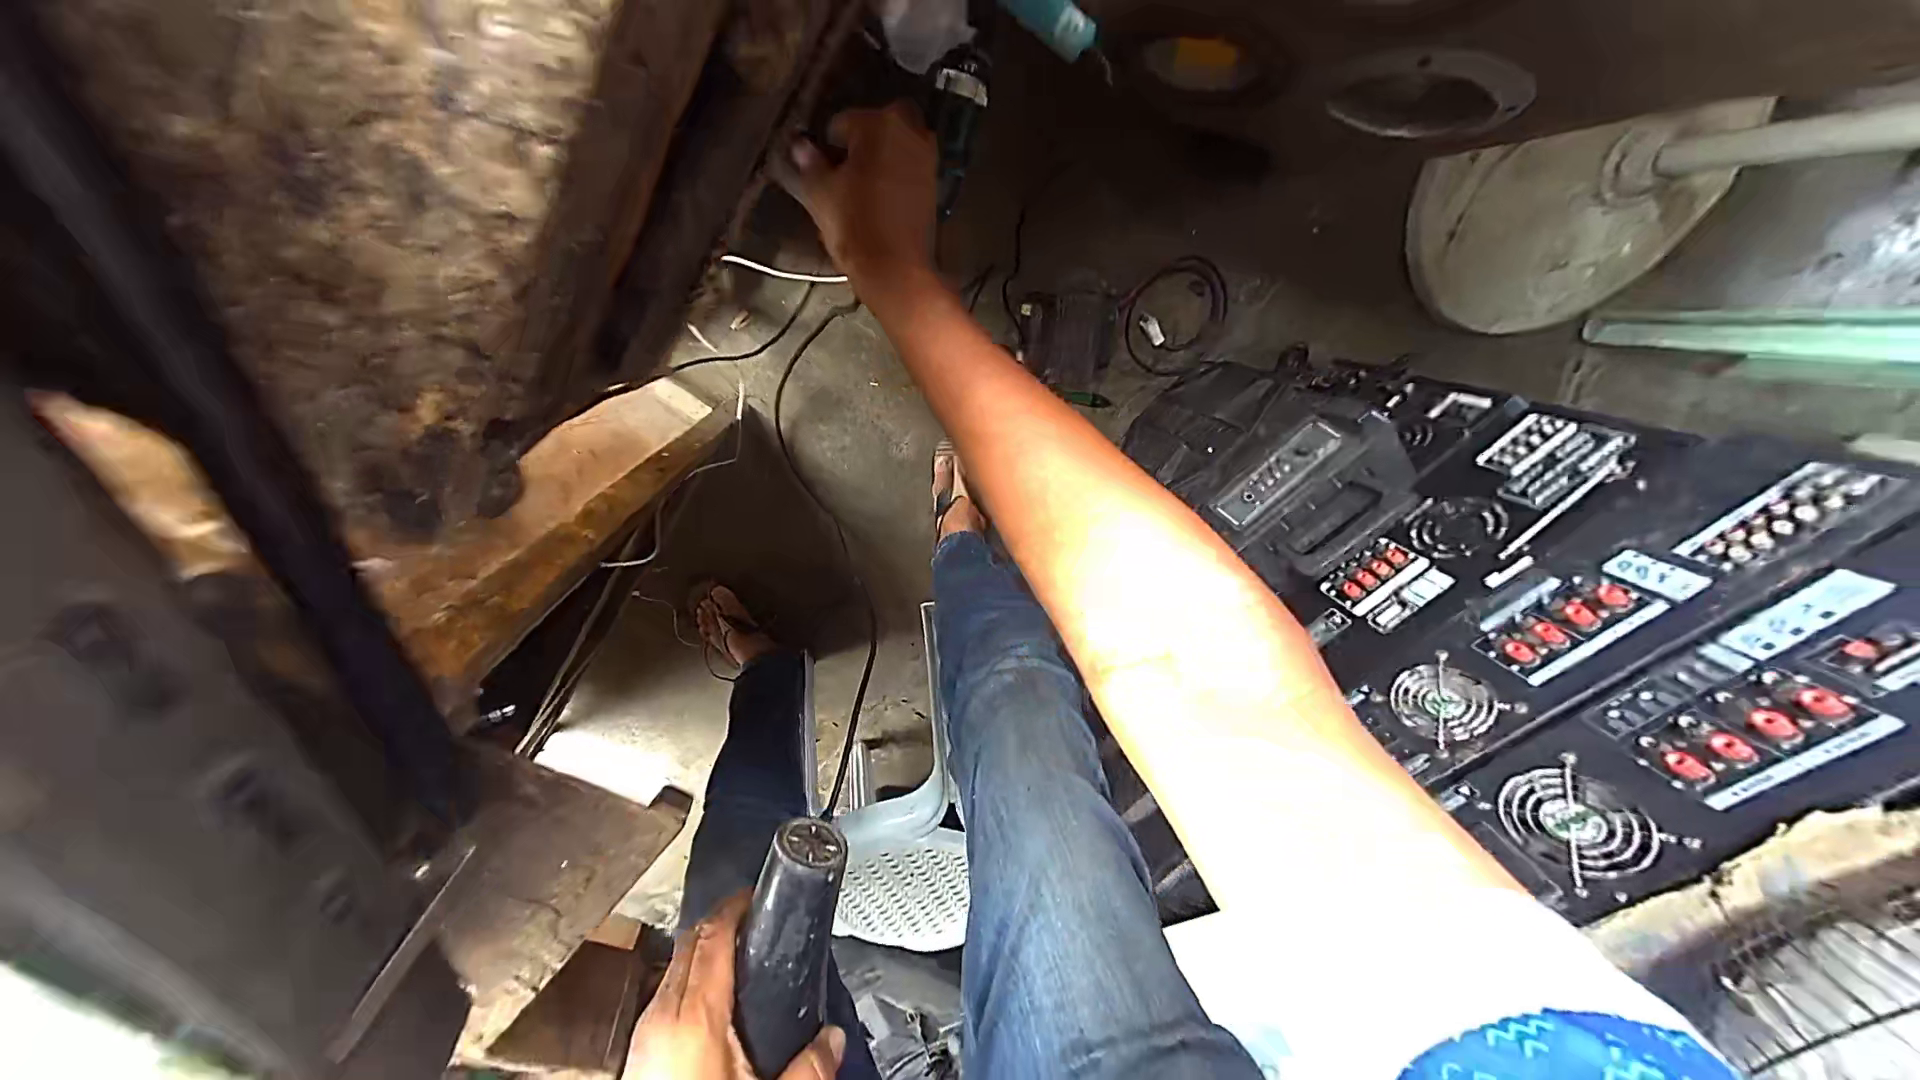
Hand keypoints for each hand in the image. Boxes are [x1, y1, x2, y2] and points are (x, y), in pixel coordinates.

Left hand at [622, 893, 845, 1079]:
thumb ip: (807, 1070)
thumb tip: (832, 1040)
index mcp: (694, 1017)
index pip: (711, 934)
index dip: (735, 905)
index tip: (756, 895)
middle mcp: (660, 1018)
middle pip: (689, 943)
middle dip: (722, 923)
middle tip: (755, 919)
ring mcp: (642, 1038)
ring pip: (672, 968)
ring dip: (704, 952)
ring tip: (739, 955)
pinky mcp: (637, 1058)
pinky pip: (663, 997)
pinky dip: (689, 982)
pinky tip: (713, 1004)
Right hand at [775, 102, 937, 290]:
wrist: (897, 270)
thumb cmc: (855, 226)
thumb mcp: (821, 193)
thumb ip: (809, 162)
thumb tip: (800, 145)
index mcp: (879, 122)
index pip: (841, 123)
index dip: (827, 147)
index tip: (823, 171)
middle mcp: (910, 131)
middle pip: (877, 127)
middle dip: (861, 143)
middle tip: (845, 174)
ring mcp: (927, 159)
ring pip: (897, 147)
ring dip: (880, 160)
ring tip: (862, 190)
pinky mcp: (935, 187)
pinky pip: (909, 170)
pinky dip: (896, 178)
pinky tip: (881, 202)